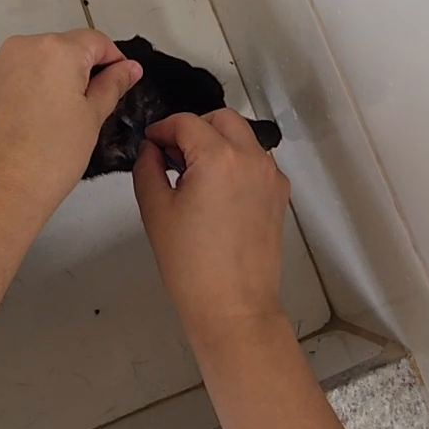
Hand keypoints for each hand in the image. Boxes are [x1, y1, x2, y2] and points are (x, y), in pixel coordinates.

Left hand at [0, 30, 142, 223]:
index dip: (114, 60)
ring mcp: (0, 63)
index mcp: (57, 49)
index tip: (121, 80)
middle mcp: (25, 46)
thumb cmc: (47, 159)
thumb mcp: (92, 118)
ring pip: (41, 60)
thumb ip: (113, 84)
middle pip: (66, 47)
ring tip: (61, 118)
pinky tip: (38, 118)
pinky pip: (18, 73)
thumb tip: (128, 68)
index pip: (97, 41)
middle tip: (93, 107)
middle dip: (83, 70)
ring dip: (57, 78)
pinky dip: (32, 86)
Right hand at [133, 110, 291, 338]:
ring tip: (195, 173)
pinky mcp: (279, 194)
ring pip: (242, 136)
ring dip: (218, 141)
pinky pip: (256, 160)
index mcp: (219, 157)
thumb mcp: (156, 210)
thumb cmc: (190, 264)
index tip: (151, 142)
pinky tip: (218, 191)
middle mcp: (251, 157)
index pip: (186, 122)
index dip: (163, 128)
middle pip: (221, 119)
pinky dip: (236, 161)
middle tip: (173, 153)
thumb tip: (152, 148)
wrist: (234, 309)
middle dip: (195, 128)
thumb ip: (148, 167)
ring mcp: (271, 175)